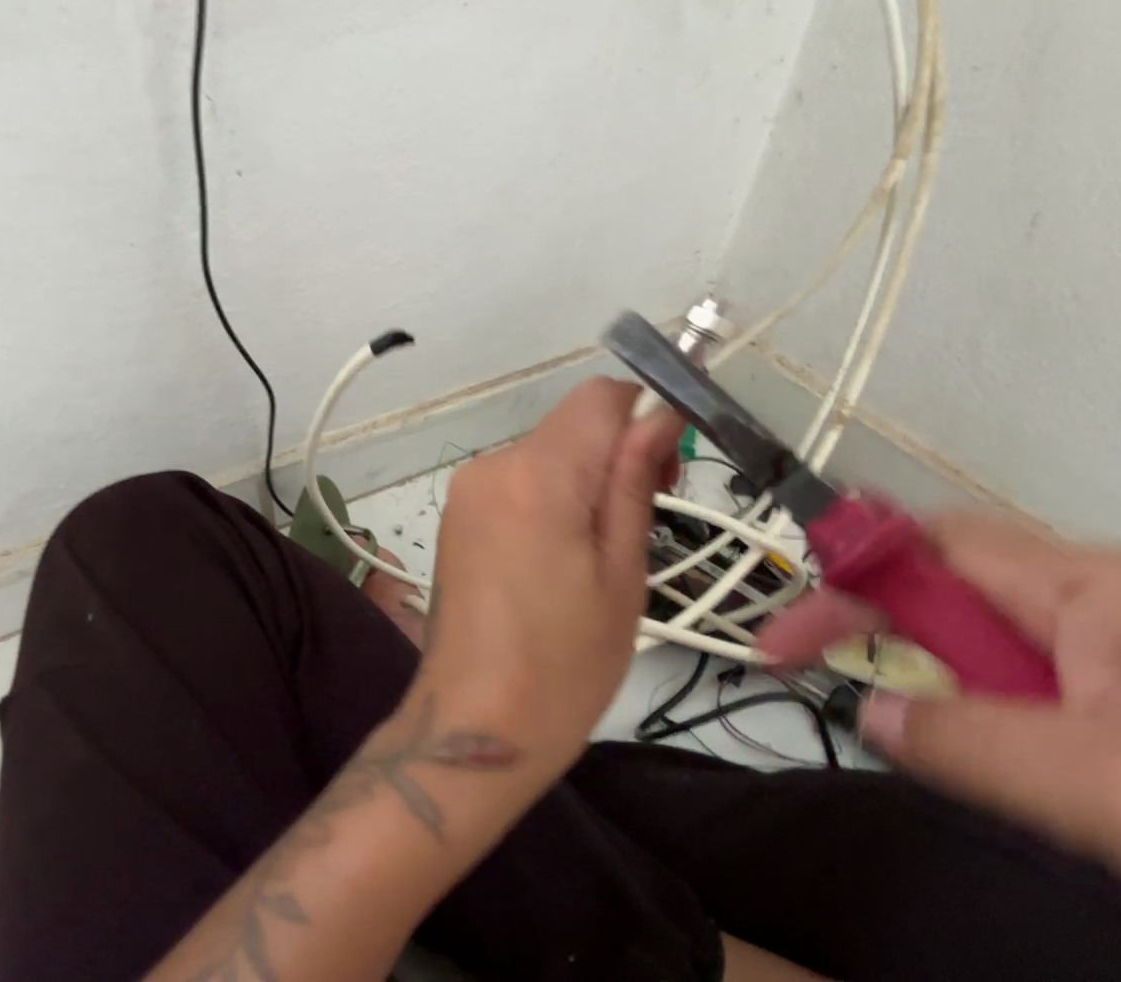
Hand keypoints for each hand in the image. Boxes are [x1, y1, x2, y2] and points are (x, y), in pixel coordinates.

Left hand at [416, 378, 682, 777]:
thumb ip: (634, 482)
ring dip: (580, 484)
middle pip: (570, 427)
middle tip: (637, 529)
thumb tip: (658, 414)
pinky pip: (515, 484)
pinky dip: (546, 502)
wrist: (476, 723)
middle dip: (613, 457)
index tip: (665, 474)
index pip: (600, 398)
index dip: (644, 418)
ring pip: (545, 456)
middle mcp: (490, 467)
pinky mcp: (455, 517)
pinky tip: (554, 562)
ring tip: (592, 559)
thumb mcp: (622, 574)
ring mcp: (465, 492)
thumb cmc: (565, 664)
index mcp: (536, 476)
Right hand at [761, 513, 1120, 970]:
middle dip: (877, 630)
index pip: (930, 547)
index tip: (779, 641)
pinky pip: (1043, 692)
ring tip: (928, 749)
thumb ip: (974, 743)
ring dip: (938, 686)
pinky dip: (993, 722)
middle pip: (954, 587)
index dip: (841, 578)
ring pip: (996, 648)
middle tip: (823, 689)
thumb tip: (868, 710)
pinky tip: (1011, 771)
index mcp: (1099, 591)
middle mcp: (1113, 604)